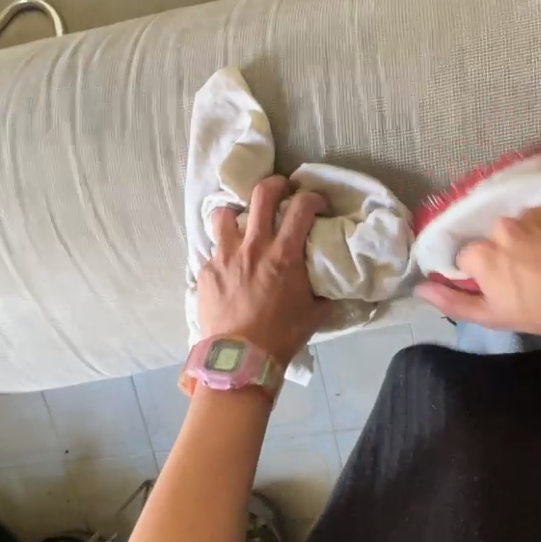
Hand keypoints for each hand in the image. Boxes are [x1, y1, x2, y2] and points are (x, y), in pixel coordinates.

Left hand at [198, 176, 330, 360]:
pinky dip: (223, 249)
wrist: (240, 357)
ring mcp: (225, 256)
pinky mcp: (207, 270)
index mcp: (284, 255)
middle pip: (262, 194)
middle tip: (283, 190)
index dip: (313, 197)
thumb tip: (333, 285)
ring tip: (243, 222)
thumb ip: (324, 292)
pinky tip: (229, 261)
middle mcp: (254, 247)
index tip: (318, 203)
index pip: (301, 207)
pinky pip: (213, 248)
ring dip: (237, 212)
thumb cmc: (282, 336)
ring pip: (225, 213)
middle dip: (275, 184)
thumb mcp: (315, 314)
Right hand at [412, 198, 540, 341]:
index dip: (485, 271)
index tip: (504, 284)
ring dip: (531, 236)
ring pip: (522, 221)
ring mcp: (533, 212)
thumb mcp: (493, 315)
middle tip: (531, 272)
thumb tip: (420, 287)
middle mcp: (503, 226)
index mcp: (484, 253)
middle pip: (496, 235)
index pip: (470, 255)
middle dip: (508, 250)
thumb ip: (452, 301)